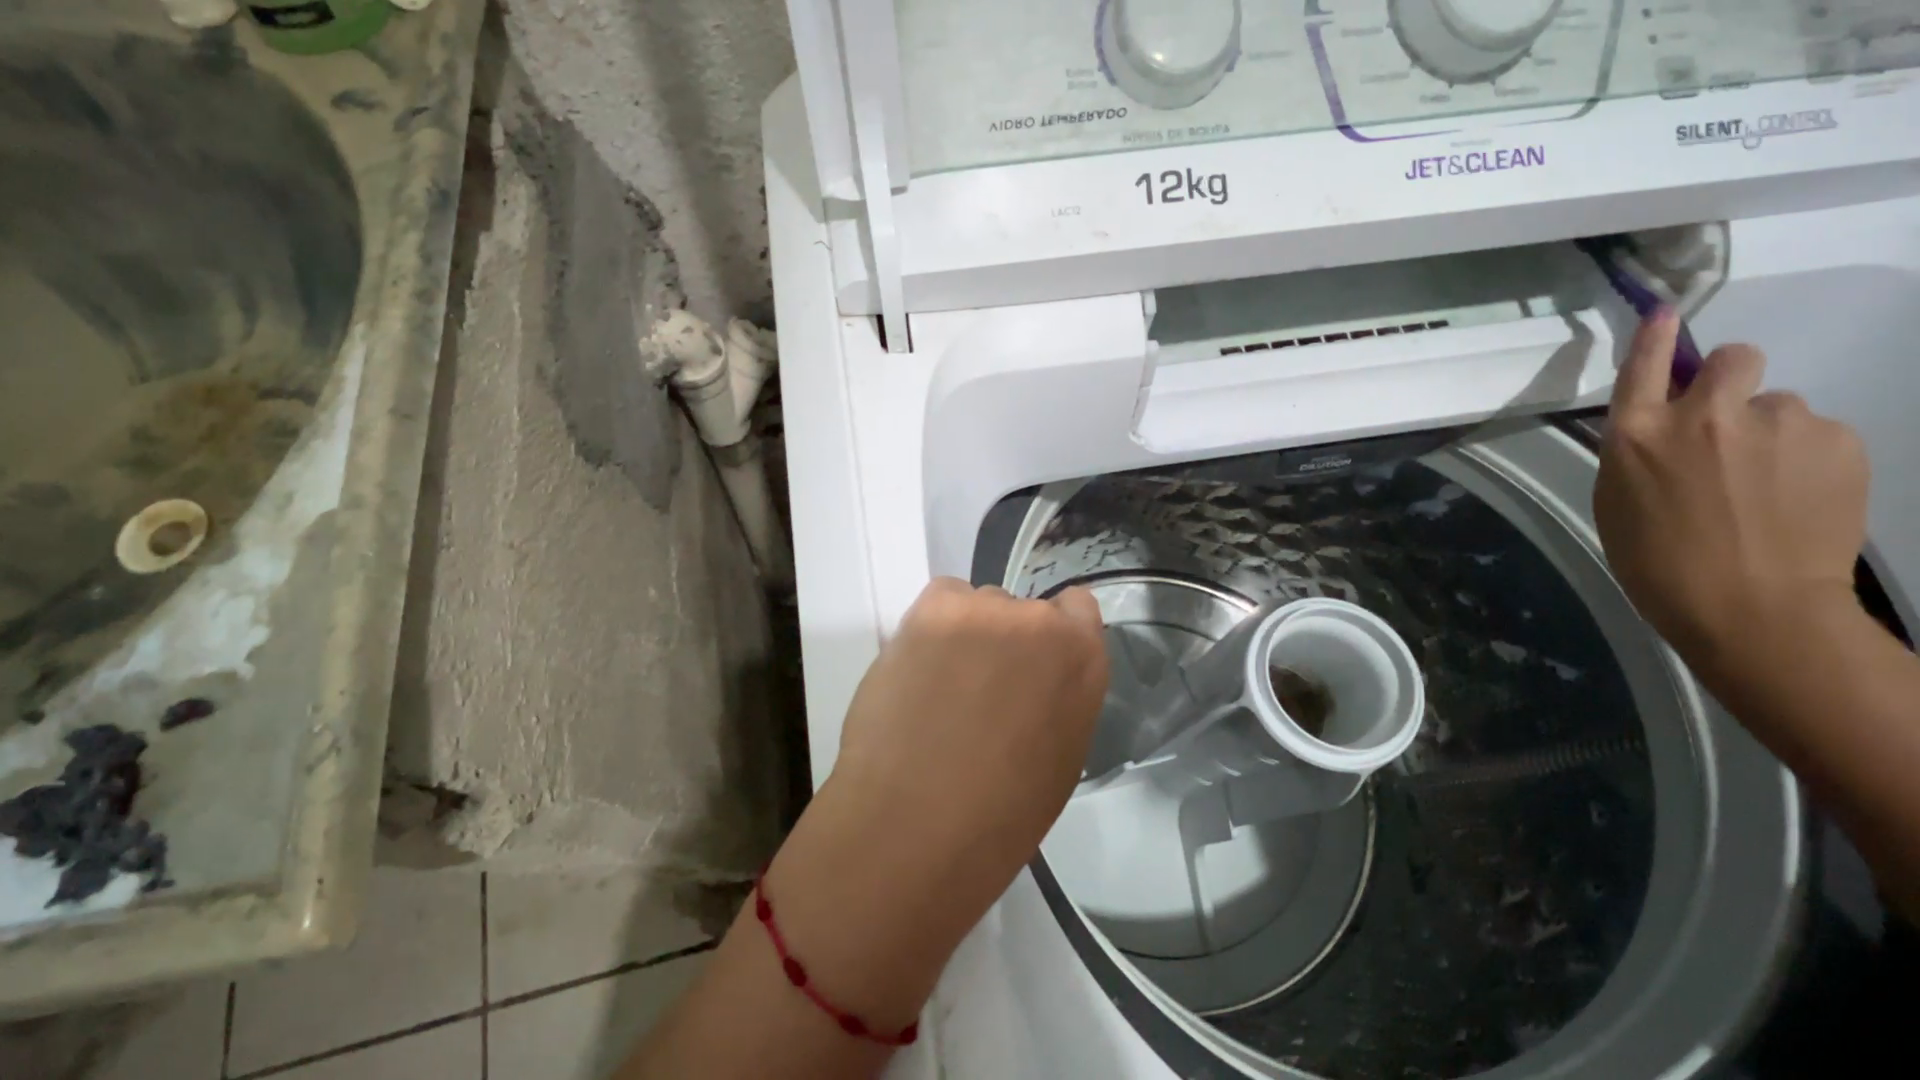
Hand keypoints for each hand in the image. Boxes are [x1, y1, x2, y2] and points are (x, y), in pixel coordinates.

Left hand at [831, 579, 1108, 905]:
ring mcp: (983, 611)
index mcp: (1082, 660)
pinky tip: (922, 669)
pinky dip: (932, 628)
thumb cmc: (999, 815)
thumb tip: (1034, 687)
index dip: (1053, 637)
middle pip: (1023, 611)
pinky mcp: (930, 612)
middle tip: (980, 691)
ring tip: (941, 689)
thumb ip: (1058, 701)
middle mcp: (1039, 622)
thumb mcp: (1060, 758)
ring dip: (967, 638)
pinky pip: (940, 602)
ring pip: (978, 607)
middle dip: (1006, 644)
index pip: (1077, 610)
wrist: (917, 823)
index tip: (1031, 666)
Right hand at [1595, 311, 1869, 662]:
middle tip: (1732, 427)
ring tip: (1771, 486)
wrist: (1756, 610)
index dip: (1654, 336)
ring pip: (1779, 405)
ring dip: (1773, 432)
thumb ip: (1638, 455)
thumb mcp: (1620, 506)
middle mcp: (1704, 414)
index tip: (1664, 314)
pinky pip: (1821, 433)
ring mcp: (1776, 423)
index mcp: (1639, 435)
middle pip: (1732, 357)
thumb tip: (1663, 430)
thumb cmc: (1662, 568)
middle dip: (1730, 381)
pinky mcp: (1837, 440)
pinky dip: (1810, 458)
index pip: (1643, 366)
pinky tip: (1801, 499)